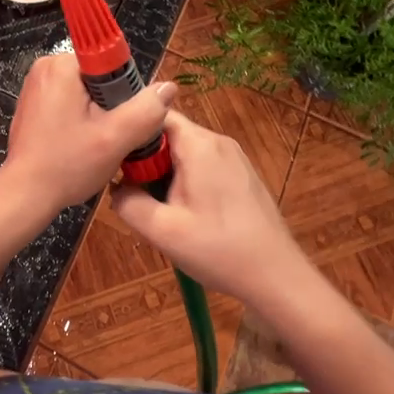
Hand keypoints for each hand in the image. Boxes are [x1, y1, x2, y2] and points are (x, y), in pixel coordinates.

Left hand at [0, 53, 174, 217]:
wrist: (25, 194)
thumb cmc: (67, 164)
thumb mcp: (115, 139)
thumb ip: (145, 110)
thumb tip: (169, 87)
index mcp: (61, 65)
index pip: (110, 64)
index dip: (125, 92)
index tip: (122, 119)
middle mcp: (45, 67)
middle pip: (99, 79)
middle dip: (111, 107)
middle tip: (111, 137)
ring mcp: (36, 85)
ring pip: (86, 94)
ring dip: (97, 117)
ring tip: (95, 145)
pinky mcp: (33, 104)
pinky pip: (69, 104)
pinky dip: (80, 122)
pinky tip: (80, 146)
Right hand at [111, 110, 309, 302]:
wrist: (277, 278)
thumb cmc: (219, 249)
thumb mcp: (162, 231)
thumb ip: (128, 203)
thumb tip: (116, 188)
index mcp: (198, 144)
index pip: (155, 115)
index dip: (131, 133)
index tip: (116, 160)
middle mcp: (218, 140)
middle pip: (169, 134)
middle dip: (148, 159)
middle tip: (136, 192)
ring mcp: (234, 156)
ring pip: (186, 151)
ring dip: (167, 172)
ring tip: (161, 206)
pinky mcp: (243, 174)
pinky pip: (204, 164)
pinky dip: (188, 180)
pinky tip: (188, 213)